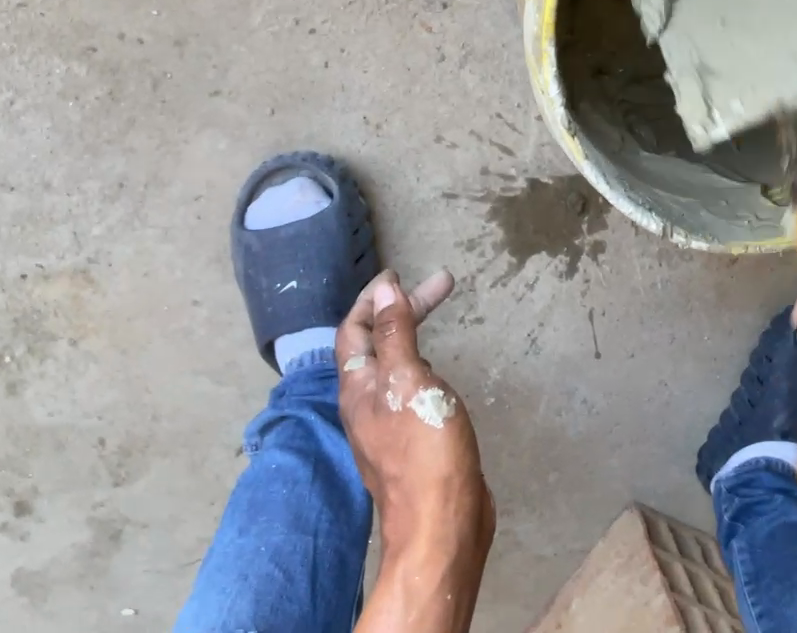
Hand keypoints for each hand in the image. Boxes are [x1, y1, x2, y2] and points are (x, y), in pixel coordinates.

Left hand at [336, 271, 494, 561]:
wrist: (442, 523)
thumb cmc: (425, 447)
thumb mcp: (411, 380)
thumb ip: (395, 333)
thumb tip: (385, 288)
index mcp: (358, 387)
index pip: (355, 329)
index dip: (374, 298)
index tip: (399, 273)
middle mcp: (366, 403)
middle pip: (375, 344)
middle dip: (402, 309)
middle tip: (441, 285)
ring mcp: (387, 425)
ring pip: (391, 366)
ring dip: (408, 334)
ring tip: (430, 317)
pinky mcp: (411, 441)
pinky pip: (408, 388)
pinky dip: (421, 363)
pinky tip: (437, 368)